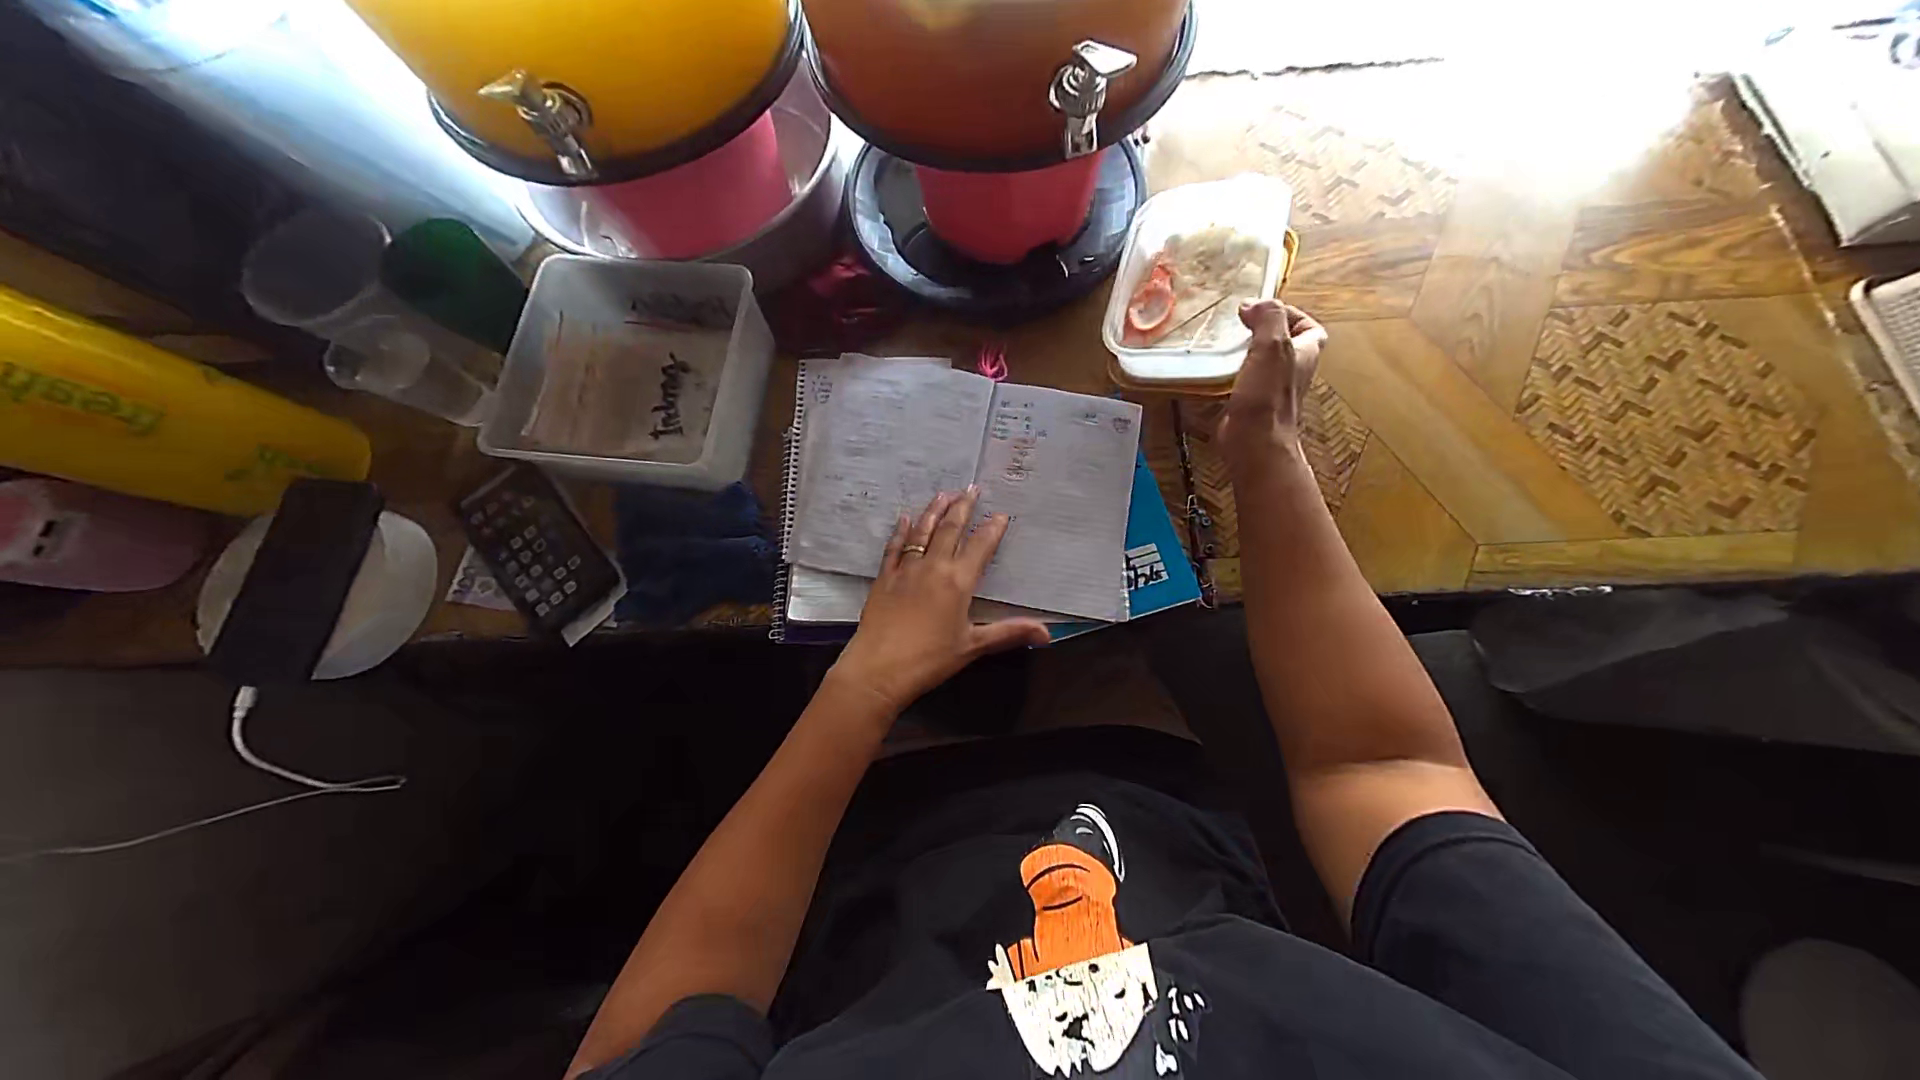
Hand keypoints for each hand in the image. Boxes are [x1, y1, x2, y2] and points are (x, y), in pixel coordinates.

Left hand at [828, 487, 1050, 713]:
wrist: (879, 668)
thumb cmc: (930, 659)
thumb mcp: (973, 646)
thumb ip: (1009, 633)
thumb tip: (1047, 634)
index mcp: (958, 582)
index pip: (980, 546)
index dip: (992, 529)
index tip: (1001, 514)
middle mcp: (933, 567)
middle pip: (950, 529)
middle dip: (963, 507)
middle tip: (971, 488)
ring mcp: (906, 570)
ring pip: (923, 532)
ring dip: (934, 511)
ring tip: (943, 493)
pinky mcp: (885, 578)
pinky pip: (894, 547)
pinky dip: (901, 531)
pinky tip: (905, 518)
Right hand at [1217, 300, 1327, 474]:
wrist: (1254, 441)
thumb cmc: (1267, 396)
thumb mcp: (1273, 346)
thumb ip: (1268, 318)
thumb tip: (1253, 303)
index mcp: (1304, 354)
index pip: (1310, 328)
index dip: (1292, 315)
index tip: (1264, 310)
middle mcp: (1292, 372)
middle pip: (1284, 345)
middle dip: (1264, 332)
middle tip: (1240, 325)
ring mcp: (1270, 390)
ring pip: (1262, 363)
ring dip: (1245, 352)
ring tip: (1224, 343)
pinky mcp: (1249, 405)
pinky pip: (1242, 382)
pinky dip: (1230, 374)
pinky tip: (1214, 371)